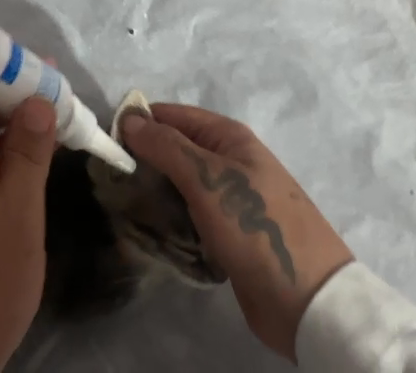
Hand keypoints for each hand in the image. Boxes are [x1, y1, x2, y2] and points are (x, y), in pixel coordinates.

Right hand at [120, 104, 353, 359]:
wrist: (308, 300)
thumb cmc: (255, 228)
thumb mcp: (207, 179)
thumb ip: (166, 146)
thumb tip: (129, 116)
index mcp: (230, 137)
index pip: (172, 115)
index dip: (140, 124)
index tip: (106, 143)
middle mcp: (231, 161)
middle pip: (175, 149)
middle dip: (144, 160)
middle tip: (110, 179)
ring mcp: (231, 199)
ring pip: (179, 184)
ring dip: (155, 191)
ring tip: (123, 205)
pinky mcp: (229, 233)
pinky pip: (190, 213)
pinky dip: (171, 217)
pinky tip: (151, 229)